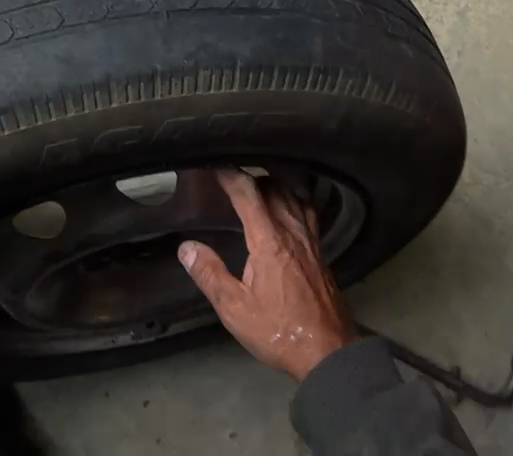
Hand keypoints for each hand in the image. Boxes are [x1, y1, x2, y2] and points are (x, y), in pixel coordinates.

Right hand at [178, 169, 356, 381]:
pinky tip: (288, 201)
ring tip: (255, 183)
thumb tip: (186, 247)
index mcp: (269, 240)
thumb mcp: (235, 309)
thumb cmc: (278, 330)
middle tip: (229, 176)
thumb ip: (210, 274)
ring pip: (292, 193)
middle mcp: (291, 229)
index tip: (214, 163)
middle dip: (249, 175)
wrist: (327, 349)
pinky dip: (295, 195)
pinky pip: (307, 208)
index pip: (247, 193)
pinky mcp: (319, 247)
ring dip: (273, 182)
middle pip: (272, 185)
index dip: (230, 174)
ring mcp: (309, 237)